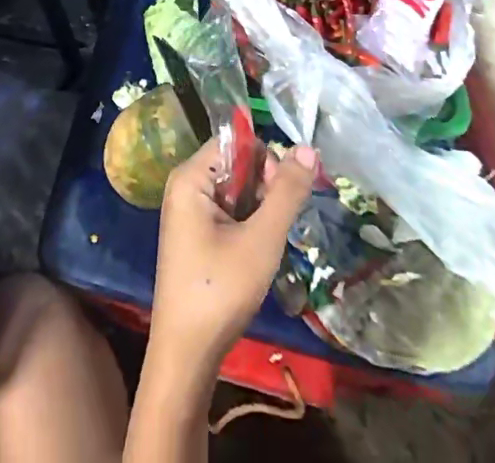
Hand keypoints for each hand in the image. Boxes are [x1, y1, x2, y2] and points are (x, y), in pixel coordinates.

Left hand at [149, 139, 318, 363]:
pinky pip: (230, 211)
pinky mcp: (198, 234)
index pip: (235, 143)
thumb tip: (309, 147)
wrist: (187, 351)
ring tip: (267, 240)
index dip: (265, 159)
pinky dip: (250, 223)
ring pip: (238, 190)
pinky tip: (258, 248)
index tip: (284, 191)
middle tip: (274, 224)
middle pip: (236, 164)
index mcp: (190, 178)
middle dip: (265, 186)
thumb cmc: (221, 289)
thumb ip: (287, 192)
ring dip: (261, 208)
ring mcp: (190, 212)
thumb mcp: (261, 238)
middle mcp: (186, 187)